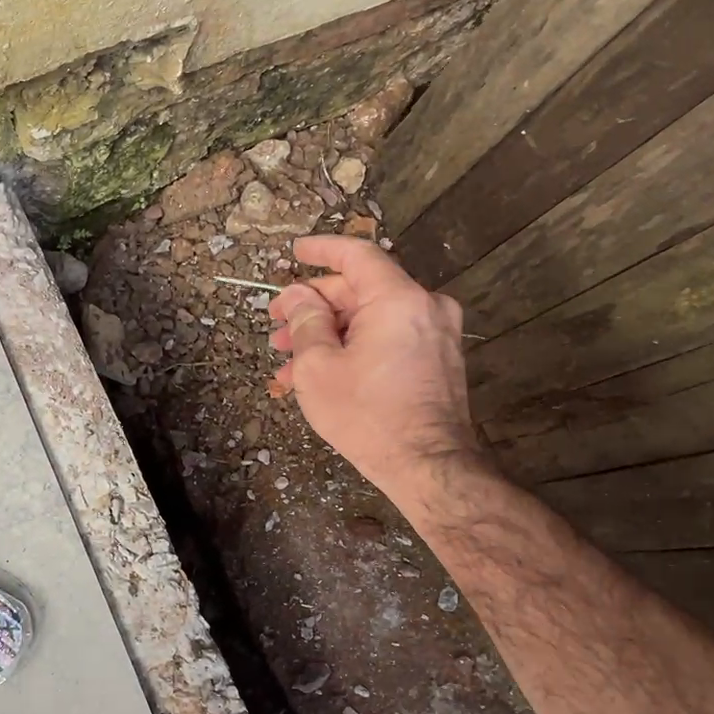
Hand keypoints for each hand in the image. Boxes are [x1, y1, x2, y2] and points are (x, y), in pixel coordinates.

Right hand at [268, 236, 483, 500]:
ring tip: (288, 361)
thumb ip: (306, 322)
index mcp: (397, 299)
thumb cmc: (366, 413)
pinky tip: (320, 374)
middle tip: (276, 326)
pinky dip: (352, 347)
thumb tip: (299, 295)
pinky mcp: (437, 358)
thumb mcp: (317, 366)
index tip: (293, 252)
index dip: (321, 250)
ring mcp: (436, 333)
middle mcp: (425, 306)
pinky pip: (387, 338)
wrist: (425, 463)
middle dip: (313, 306)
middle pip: (360, 290)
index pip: (357, 256)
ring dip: (327, 333)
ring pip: (370, 318)